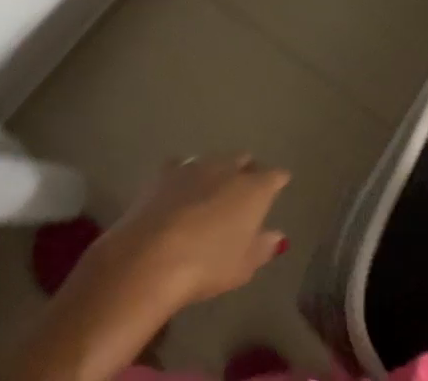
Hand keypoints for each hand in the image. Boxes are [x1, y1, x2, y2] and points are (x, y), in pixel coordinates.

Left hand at [106, 154, 290, 306]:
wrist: (149, 258)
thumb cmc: (206, 266)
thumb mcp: (243, 267)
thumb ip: (263, 247)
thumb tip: (276, 236)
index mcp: (255, 189)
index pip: (276, 175)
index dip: (277, 182)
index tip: (277, 189)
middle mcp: (228, 169)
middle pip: (244, 160)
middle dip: (247, 171)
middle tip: (244, 191)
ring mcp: (195, 167)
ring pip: (213, 160)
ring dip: (216, 172)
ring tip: (211, 191)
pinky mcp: (164, 173)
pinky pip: (181, 167)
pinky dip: (184, 177)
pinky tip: (179, 191)